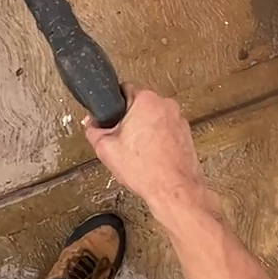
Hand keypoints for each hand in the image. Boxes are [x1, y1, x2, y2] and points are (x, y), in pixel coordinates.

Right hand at [85, 85, 217, 220]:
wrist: (173, 190)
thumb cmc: (146, 170)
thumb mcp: (105, 148)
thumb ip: (93, 130)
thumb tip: (91, 124)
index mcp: (146, 100)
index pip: (124, 88)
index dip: (113, 104)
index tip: (111, 116)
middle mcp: (166, 105)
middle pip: (140, 104)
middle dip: (129, 119)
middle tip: (121, 139)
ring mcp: (179, 119)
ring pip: (153, 118)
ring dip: (144, 130)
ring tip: (137, 151)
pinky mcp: (186, 134)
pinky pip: (166, 130)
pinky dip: (157, 140)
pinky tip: (150, 156)